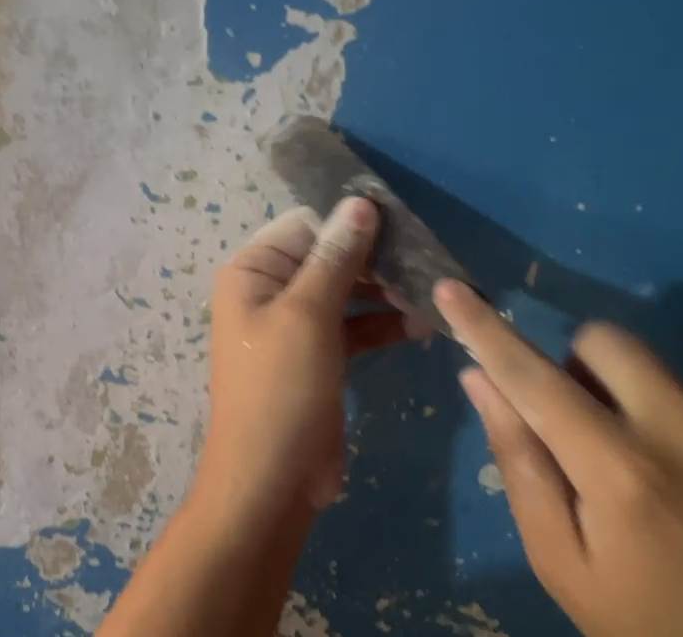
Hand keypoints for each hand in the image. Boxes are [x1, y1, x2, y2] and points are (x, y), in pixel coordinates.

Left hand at [194, 199, 412, 521]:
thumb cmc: (281, 388)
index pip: (305, 225)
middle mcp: (270, 290)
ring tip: (429, 299)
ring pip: (346, 292)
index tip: (401, 223)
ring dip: (386, 293)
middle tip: (424, 266)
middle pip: (329, 257)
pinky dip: (383, 325)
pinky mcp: (319, 357)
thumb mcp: (308, 315)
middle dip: (375, 260)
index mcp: (253, 271)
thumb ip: (336, 257)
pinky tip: (422, 328)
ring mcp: (295, 325)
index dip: (350, 221)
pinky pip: (354, 328)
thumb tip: (359, 202)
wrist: (271, 481)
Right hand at [434, 279, 682, 636]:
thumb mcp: (573, 575)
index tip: (450, 289)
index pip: (532, 376)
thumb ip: (523, 471)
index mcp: (623, 471)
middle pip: (611, 343)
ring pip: (682, 393)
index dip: (484, 329)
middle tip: (589, 432)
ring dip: (661, 426)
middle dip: (583, 369)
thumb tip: (482, 383)